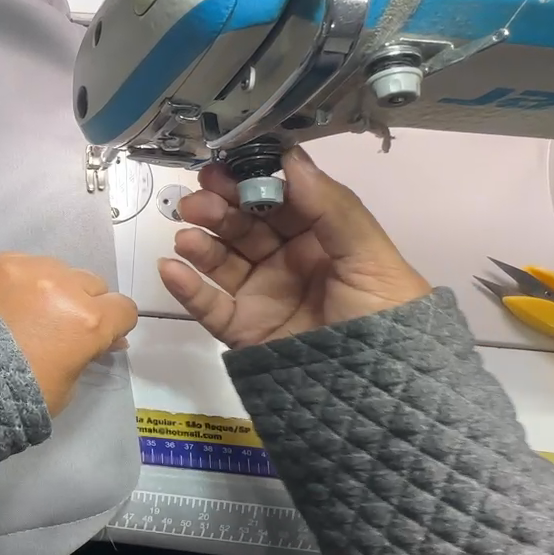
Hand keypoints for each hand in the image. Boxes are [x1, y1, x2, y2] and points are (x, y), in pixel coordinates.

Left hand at [0, 253, 136, 414]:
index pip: (123, 309)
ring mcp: (24, 268)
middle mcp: (60, 285)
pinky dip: (18, 280)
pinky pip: (20, 264)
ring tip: (25, 312)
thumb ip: (88, 355)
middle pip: (91, 284)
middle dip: (82, 303)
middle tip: (57, 326)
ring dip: (50, 287)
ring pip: (55, 269)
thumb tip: (106, 340)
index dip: (114, 324)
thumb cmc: (12, 392)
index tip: (97, 337)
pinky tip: (2, 302)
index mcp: (87, 320)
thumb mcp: (65, 385)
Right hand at [157, 147, 430, 348]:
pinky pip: (207, 303)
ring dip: (199, 243)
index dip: (252, 182)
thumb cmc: (383, 318)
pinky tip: (171, 268)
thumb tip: (292, 156)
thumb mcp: (371, 257)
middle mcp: (287, 263)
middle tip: (196, 200)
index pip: (280, 202)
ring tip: (185, 235)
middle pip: (243, 227)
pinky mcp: (239, 327)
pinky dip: (186, 286)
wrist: (376, 398)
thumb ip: (332, 207)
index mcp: (322, 242)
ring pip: (220, 260)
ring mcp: (260, 295)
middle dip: (218, 209)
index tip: (225, 167)